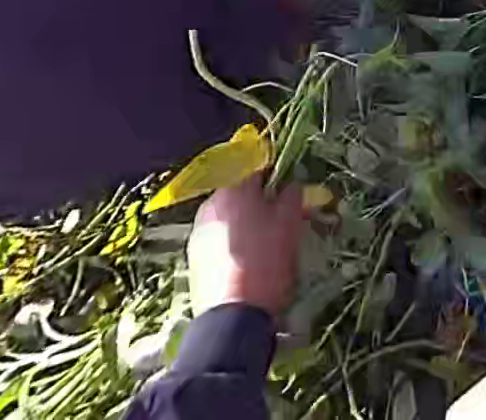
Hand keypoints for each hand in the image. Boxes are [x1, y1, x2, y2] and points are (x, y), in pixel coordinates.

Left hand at [187, 177, 306, 316]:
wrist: (234, 317)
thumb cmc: (267, 259)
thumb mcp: (290, 220)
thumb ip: (291, 193)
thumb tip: (289, 185)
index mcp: (232, 189)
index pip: (257, 168)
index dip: (276, 175)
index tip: (289, 188)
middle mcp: (210, 205)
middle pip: (240, 193)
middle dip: (260, 199)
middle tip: (281, 215)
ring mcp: (197, 233)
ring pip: (229, 216)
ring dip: (246, 220)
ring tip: (266, 239)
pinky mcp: (193, 259)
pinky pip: (219, 238)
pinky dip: (233, 241)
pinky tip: (249, 257)